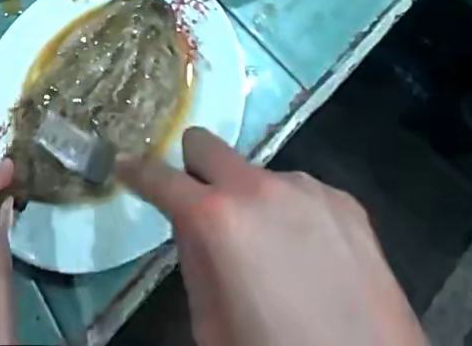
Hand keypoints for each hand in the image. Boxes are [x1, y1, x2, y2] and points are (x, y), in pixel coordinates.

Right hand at [118, 128, 425, 345]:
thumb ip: (194, 263)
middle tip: (204, 212)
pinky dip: (292, 214)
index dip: (136, 172)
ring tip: (274, 254)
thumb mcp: (213, 329)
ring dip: (251, 200)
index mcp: (218, 219)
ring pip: (255, 173)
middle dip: (194, 170)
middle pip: (205, 144)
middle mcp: (259, 187)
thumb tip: (190, 227)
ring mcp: (307, 189)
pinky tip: (312, 260)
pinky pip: (299, 192)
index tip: (125, 167)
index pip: (159, 176)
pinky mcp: (346, 204)